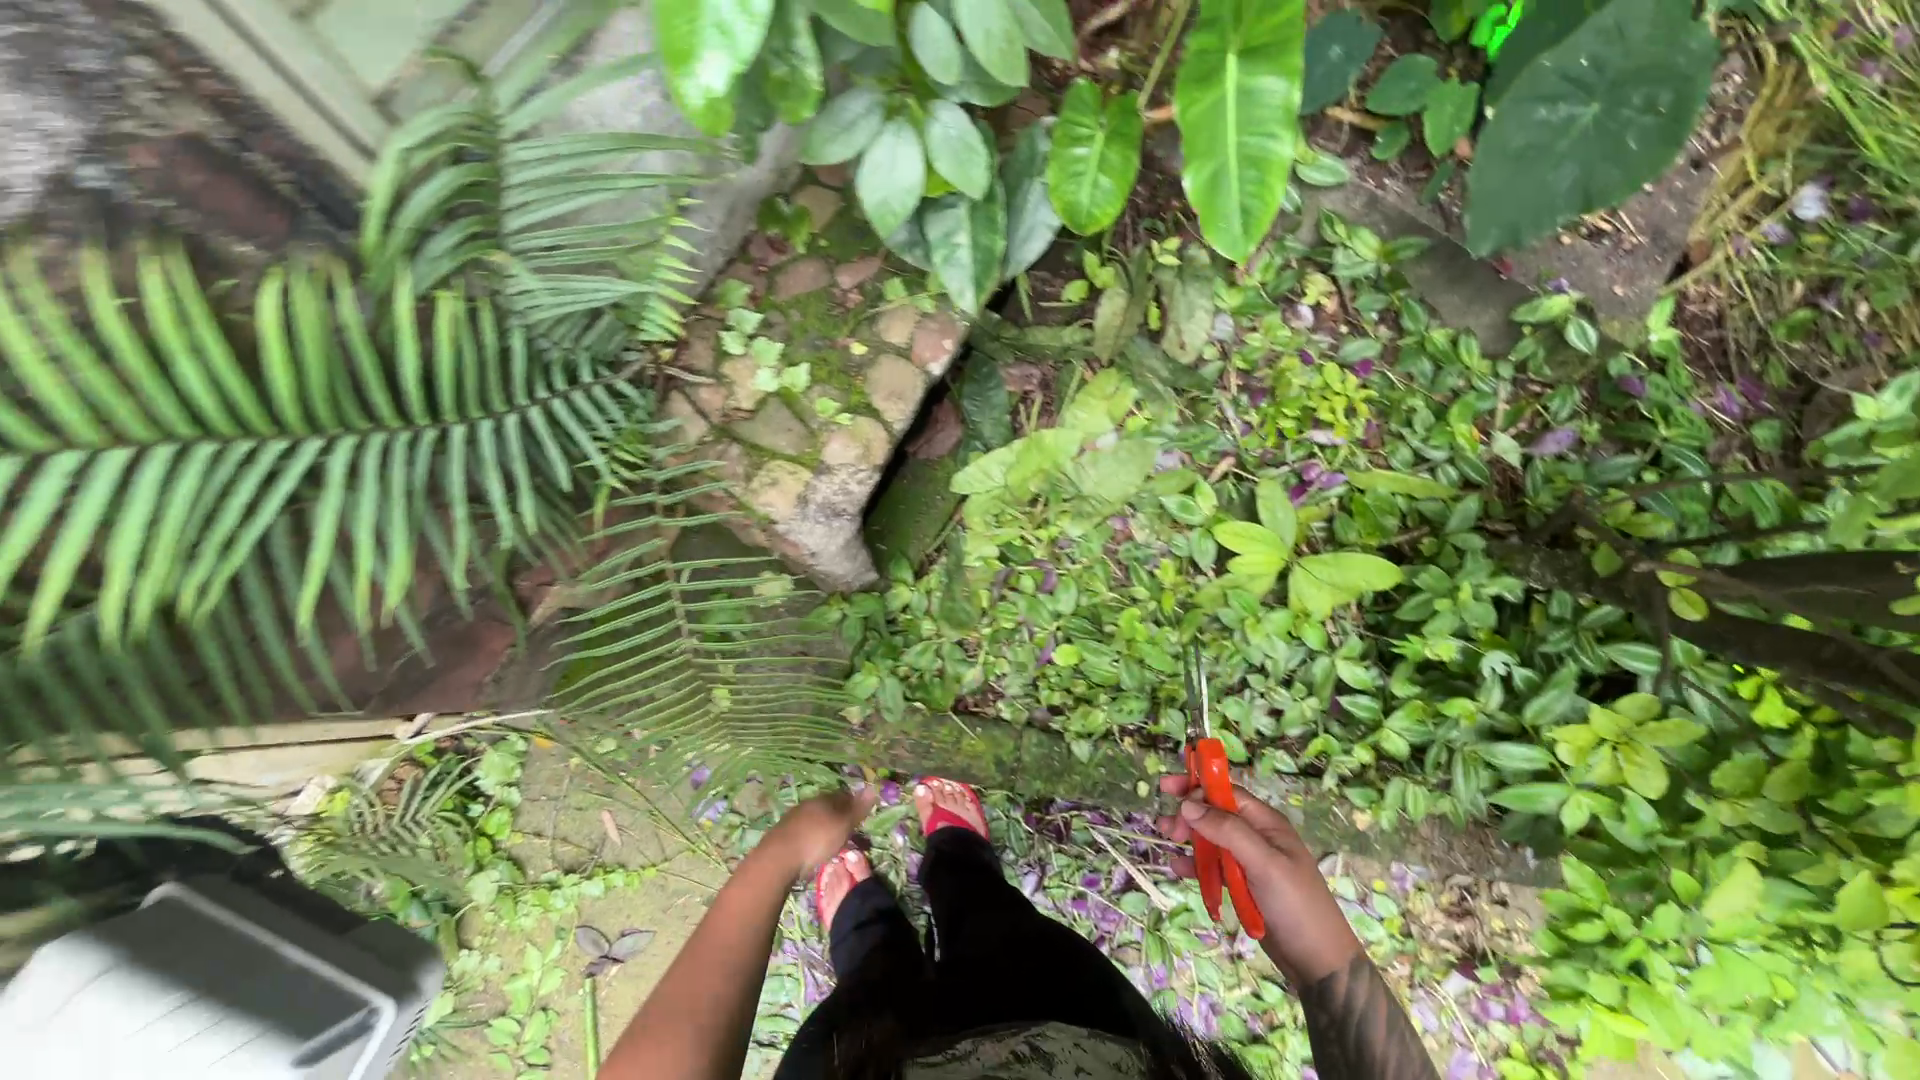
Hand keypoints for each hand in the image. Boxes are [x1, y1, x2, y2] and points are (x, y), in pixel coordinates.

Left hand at [757, 788, 876, 880]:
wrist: (778, 858)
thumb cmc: (817, 840)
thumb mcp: (843, 825)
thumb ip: (857, 809)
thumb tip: (873, 788)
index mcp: (824, 799)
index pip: (843, 796)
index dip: (853, 804)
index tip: (860, 815)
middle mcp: (808, 804)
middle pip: (827, 806)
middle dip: (837, 815)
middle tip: (847, 829)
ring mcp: (793, 818)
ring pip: (814, 818)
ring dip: (823, 827)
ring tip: (831, 841)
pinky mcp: (783, 834)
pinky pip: (803, 831)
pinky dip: (810, 836)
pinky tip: (812, 848)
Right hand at [1156, 775, 1361, 984]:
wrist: (1317, 961)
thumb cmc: (1296, 904)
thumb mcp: (1263, 863)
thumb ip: (1227, 831)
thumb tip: (1188, 804)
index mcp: (1266, 823)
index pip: (1227, 793)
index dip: (1197, 787)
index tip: (1168, 790)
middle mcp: (1257, 837)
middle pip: (1216, 815)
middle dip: (1189, 814)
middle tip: (1165, 826)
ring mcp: (1249, 862)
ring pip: (1212, 841)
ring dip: (1189, 838)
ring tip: (1166, 840)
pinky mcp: (1242, 886)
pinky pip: (1213, 868)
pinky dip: (1195, 866)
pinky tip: (1177, 869)